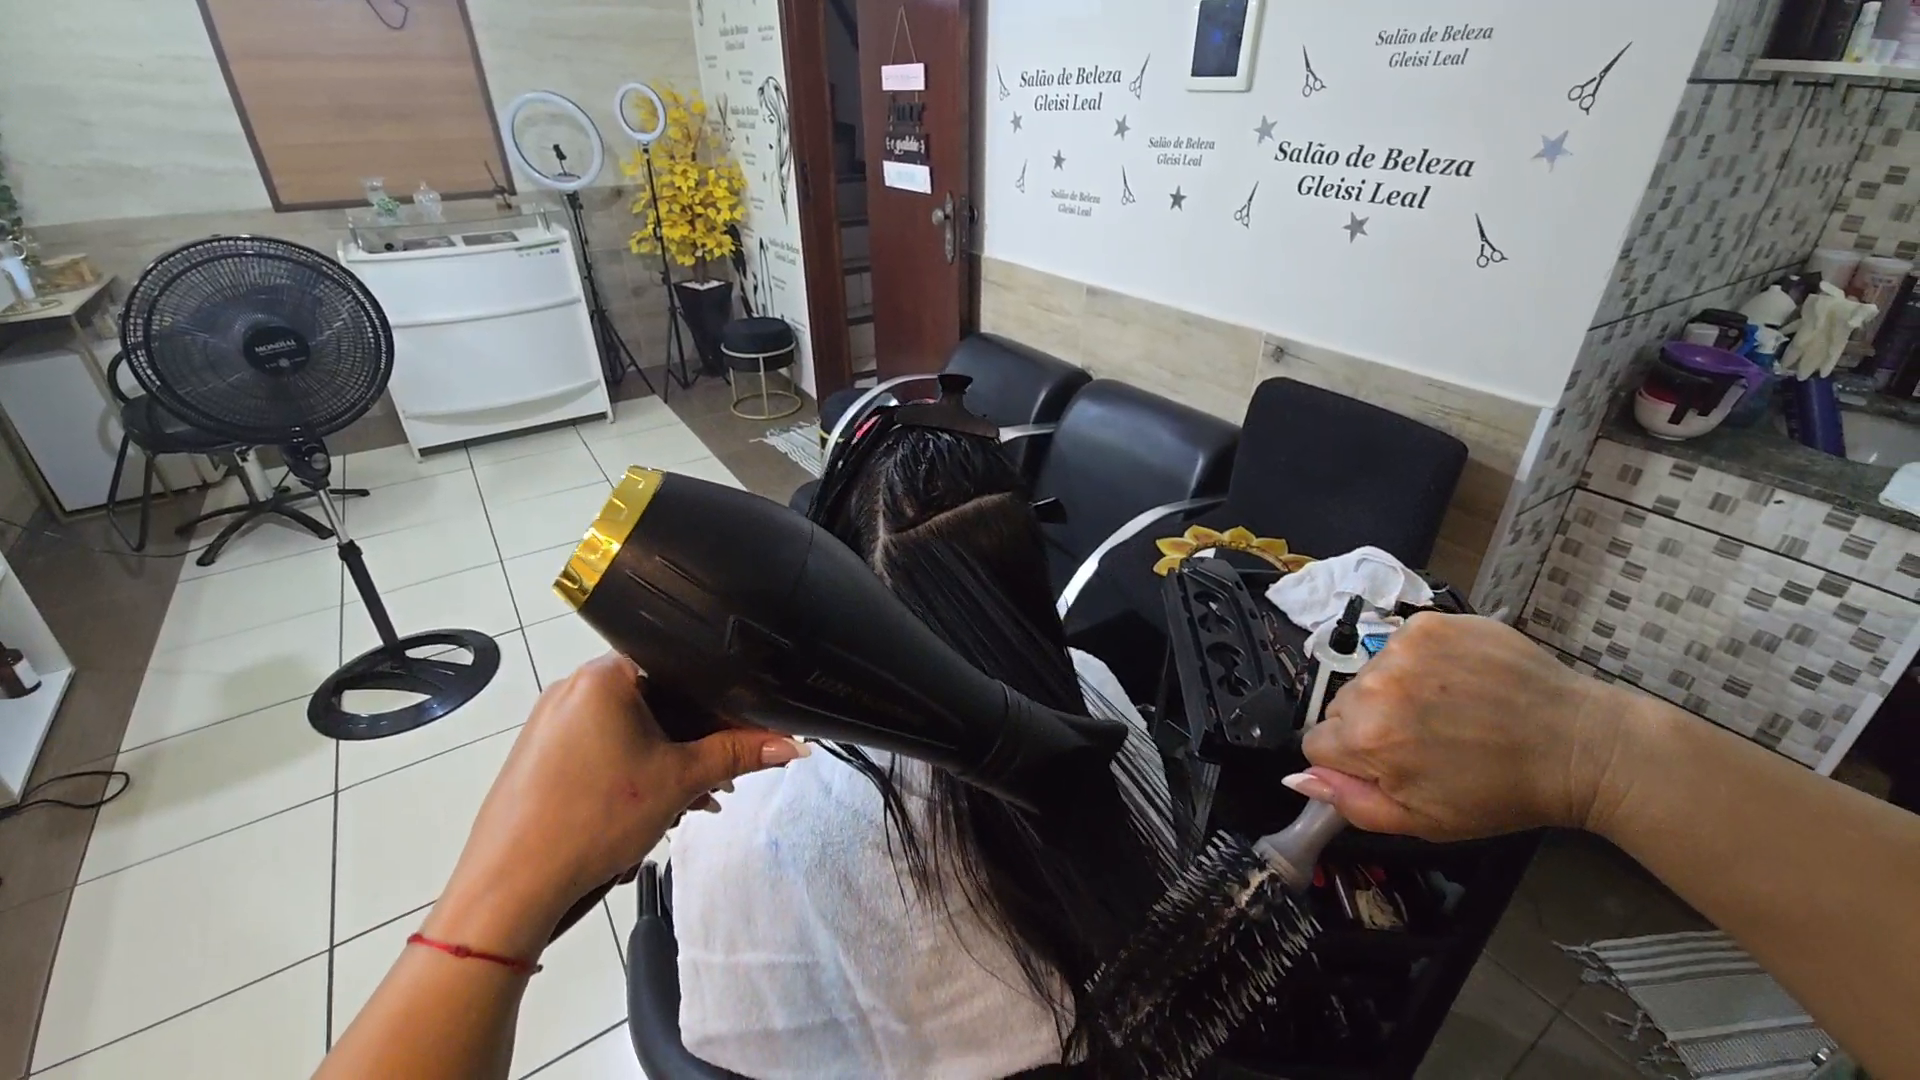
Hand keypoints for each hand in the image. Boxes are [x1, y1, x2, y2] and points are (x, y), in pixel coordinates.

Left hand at [426, 653, 806, 957]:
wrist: (509, 887)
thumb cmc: (592, 818)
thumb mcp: (679, 781)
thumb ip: (738, 753)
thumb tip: (792, 746)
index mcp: (604, 675)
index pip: (681, 668)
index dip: (718, 700)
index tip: (742, 732)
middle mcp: (573, 688)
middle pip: (658, 699)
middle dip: (695, 740)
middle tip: (720, 778)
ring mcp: (551, 722)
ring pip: (632, 728)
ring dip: (667, 759)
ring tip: (691, 802)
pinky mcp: (540, 755)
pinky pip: (603, 747)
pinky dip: (633, 769)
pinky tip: (652, 807)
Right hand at [1294, 613, 1637, 841]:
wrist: (1579, 743)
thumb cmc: (1500, 792)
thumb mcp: (1423, 820)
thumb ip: (1350, 802)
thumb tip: (1295, 778)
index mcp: (1367, 737)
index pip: (1317, 743)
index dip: (1350, 760)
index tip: (1388, 765)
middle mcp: (1374, 684)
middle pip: (1340, 707)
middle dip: (1369, 724)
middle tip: (1423, 739)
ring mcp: (1402, 647)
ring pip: (1368, 675)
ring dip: (1393, 692)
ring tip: (1445, 709)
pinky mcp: (1429, 622)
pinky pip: (1397, 646)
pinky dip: (1418, 664)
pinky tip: (1456, 681)